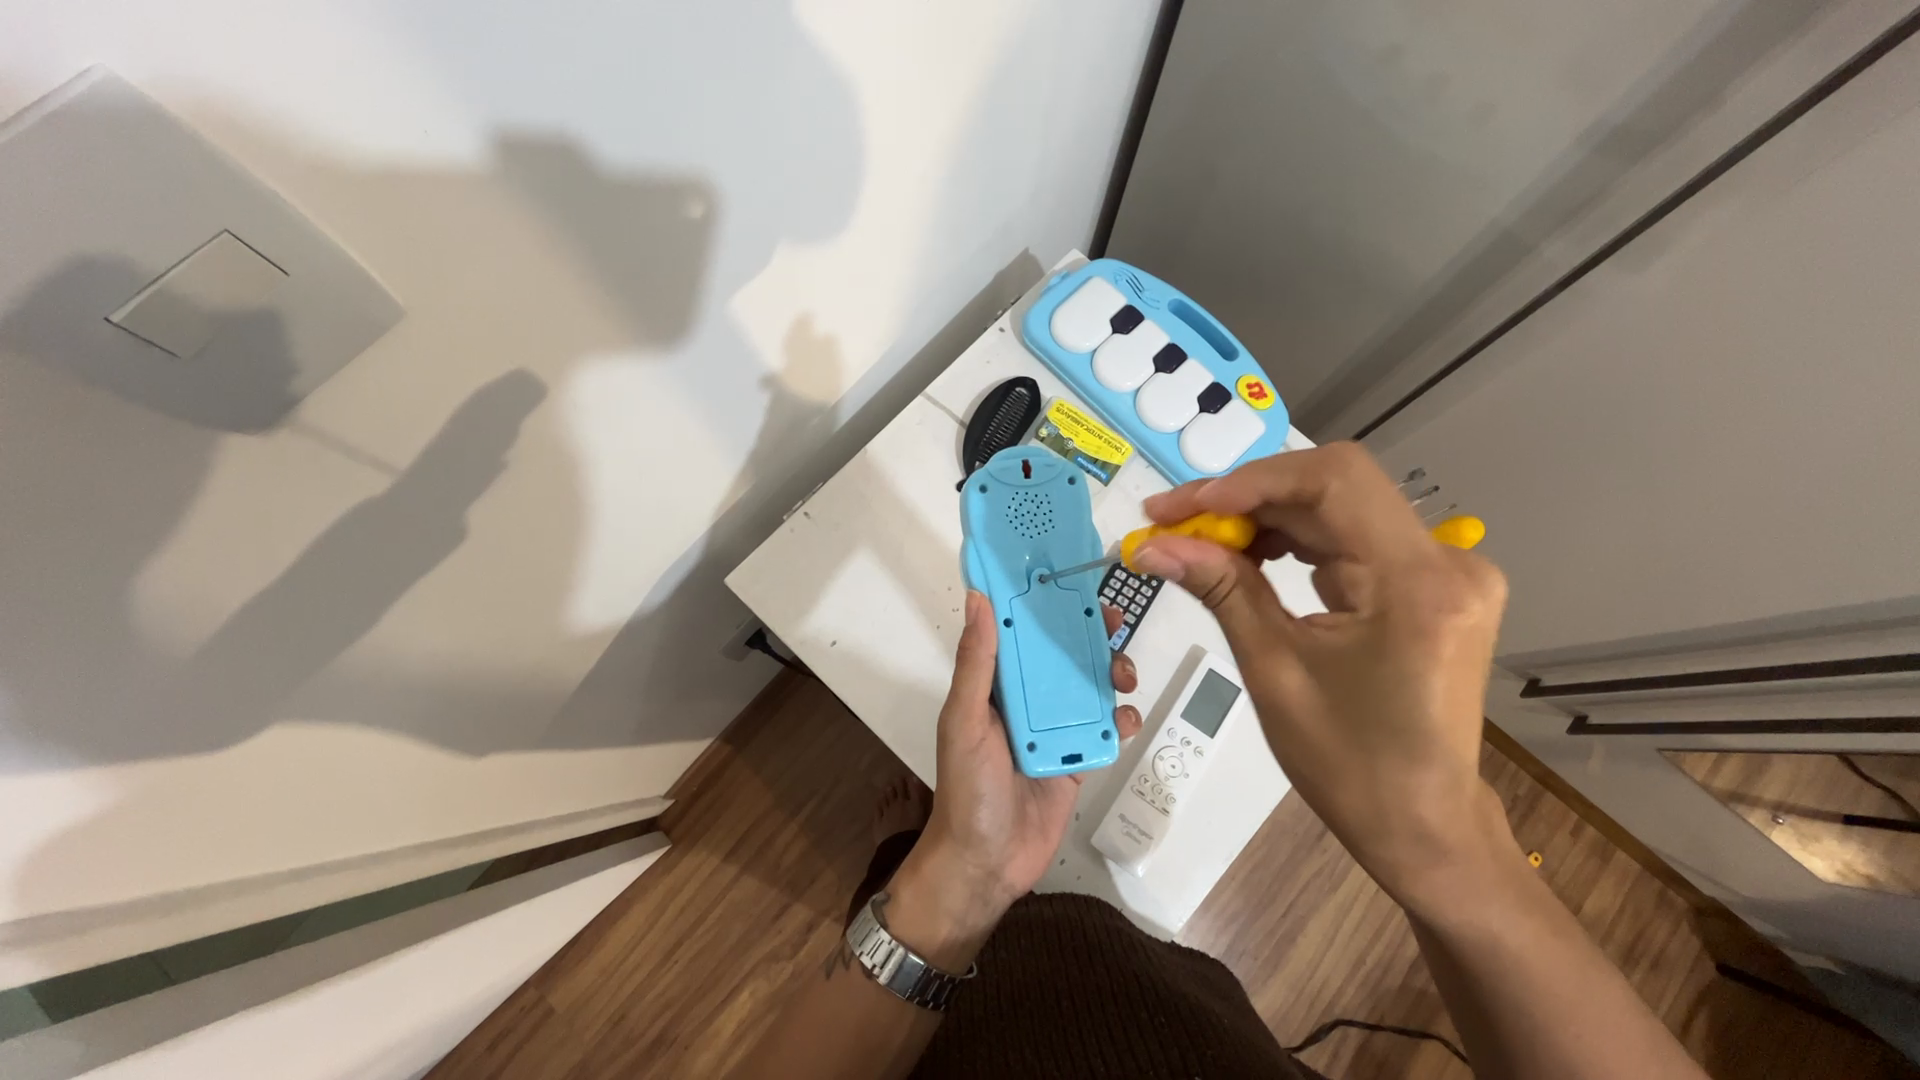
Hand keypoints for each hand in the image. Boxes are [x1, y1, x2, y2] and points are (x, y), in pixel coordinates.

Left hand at [888, 592, 1139, 963]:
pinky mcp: (1077, 762)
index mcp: (994, 686)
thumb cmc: (968, 787)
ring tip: (1125, 675)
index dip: (1044, 605)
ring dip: (1111, 675)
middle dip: (1090, 636)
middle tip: (1117, 623)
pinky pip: (1104, 732)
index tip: (1073, 582)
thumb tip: (979, 597)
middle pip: (1062, 657)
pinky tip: (1128, 720)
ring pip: (1089, 689)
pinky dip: (1120, 721)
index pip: (1021, 633)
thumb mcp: (966, 720)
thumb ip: (977, 663)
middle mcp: (1025, 702)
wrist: (987, 863)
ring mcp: (1054, 732)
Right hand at [1131, 443, 1511, 909]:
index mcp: (1416, 583)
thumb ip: (1220, 589)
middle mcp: (1444, 561)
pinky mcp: (1430, 584)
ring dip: (1265, 517)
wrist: (1422, 823)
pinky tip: (1247, 556)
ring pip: (1339, 509)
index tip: (1181, 508)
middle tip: (1172, 521)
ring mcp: (1444, 570)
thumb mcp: (1274, 670)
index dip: (1249, 482)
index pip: (1333, 483)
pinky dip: (1294, 541)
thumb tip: (1152, 547)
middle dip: (1245, 500)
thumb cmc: (1348, 764)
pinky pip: (1352, 538)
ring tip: (1197, 541)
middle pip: (1333, 490)